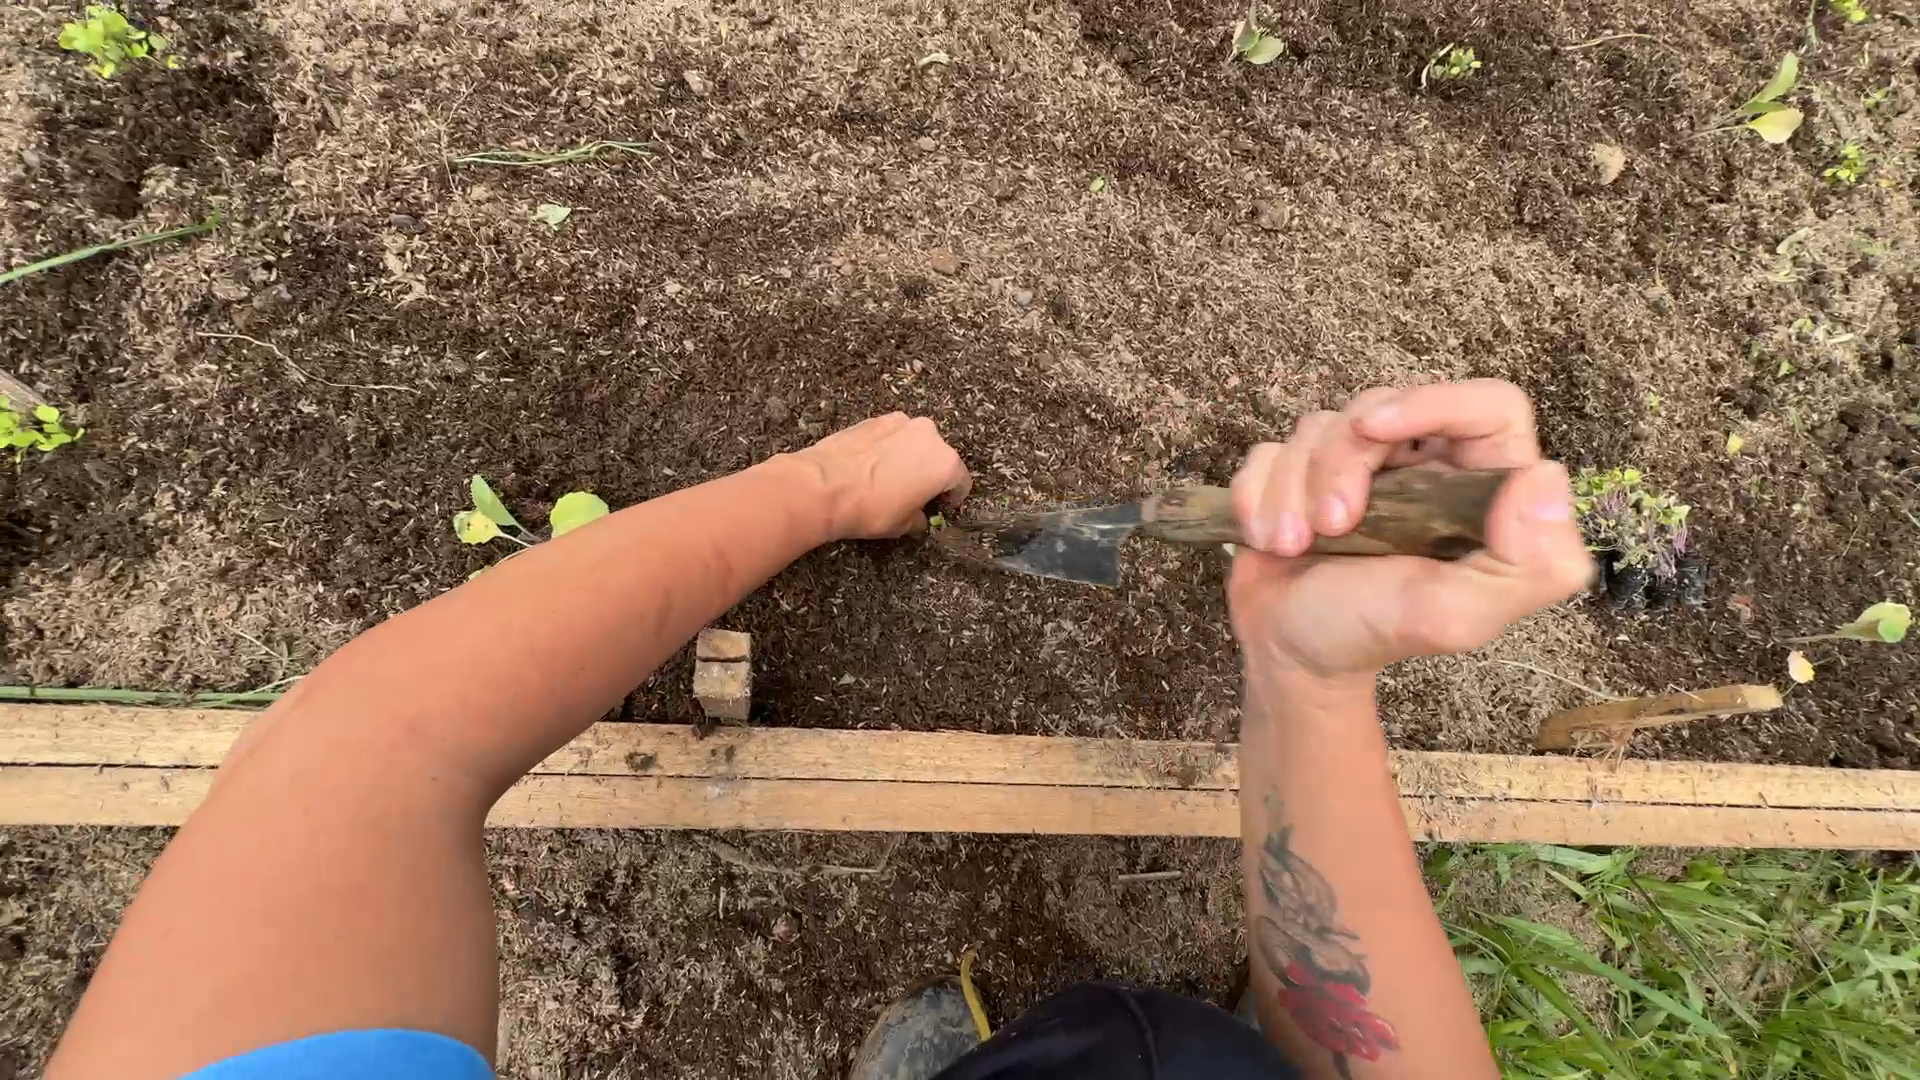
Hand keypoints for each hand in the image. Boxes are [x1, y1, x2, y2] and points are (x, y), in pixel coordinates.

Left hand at [790, 413, 971, 540]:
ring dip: (909, 459)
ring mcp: (900, 422)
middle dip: (930, 475)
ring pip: (915, 443)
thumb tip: (919, 517)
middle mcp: (928, 435)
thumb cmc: (868, 507)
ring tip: (889, 482)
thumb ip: (919, 518)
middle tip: (914, 496)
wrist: (822, 487)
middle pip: (939, 457)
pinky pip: (892, 436)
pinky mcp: (875, 419)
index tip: (942, 507)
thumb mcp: (902, 524)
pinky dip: (888, 449)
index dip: (953, 498)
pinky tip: (872, 469)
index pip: (961, 481)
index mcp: (944, 462)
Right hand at [1228, 380, 1591, 683]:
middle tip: (1330, 526)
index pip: (1484, 406)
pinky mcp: (1292, 477)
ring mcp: (1348, 469)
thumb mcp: (1454, 616)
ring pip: (1315, 428)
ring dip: (1291, 489)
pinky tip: (1264, 537)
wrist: (1289, 652)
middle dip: (1339, 462)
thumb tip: (1544, 478)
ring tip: (1290, 546)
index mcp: (1474, 489)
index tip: (1373, 430)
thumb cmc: (1371, 634)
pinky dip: (1255, 495)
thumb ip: (1525, 564)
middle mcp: (1415, 467)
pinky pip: (1266, 454)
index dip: (1433, 402)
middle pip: (1378, 408)